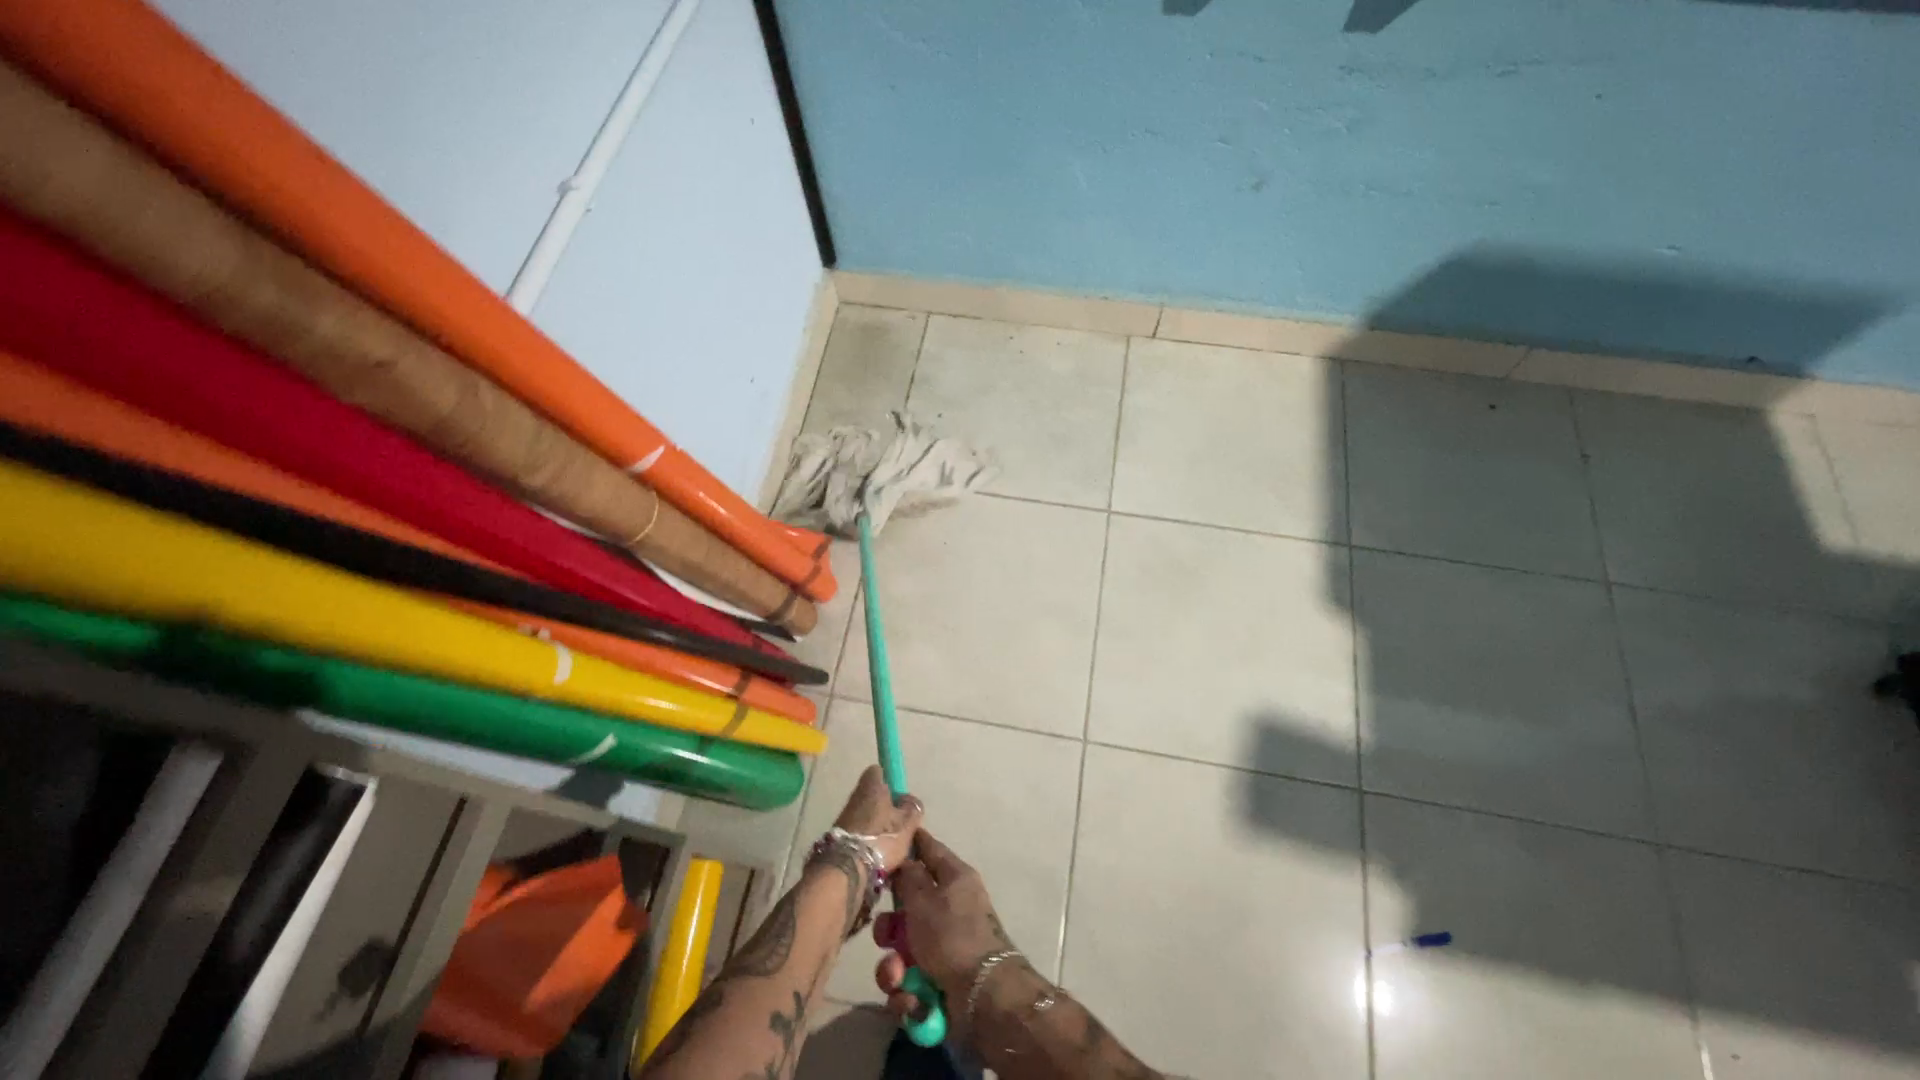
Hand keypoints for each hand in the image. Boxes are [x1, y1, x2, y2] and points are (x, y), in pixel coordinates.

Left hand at [832, 765, 922, 872]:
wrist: (846, 869)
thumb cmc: (881, 839)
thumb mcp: (908, 823)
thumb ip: (912, 807)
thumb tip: (907, 800)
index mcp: (871, 787)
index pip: (878, 770)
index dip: (890, 779)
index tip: (900, 795)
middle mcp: (854, 797)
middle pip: (872, 796)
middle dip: (886, 808)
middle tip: (901, 826)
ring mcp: (844, 818)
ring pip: (866, 817)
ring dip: (878, 827)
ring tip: (892, 847)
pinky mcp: (839, 837)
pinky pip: (859, 834)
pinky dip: (868, 841)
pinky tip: (879, 857)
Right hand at [872, 829, 1016, 1015]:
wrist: (983, 997)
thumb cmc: (952, 936)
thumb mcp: (924, 900)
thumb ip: (908, 877)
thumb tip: (904, 861)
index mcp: (955, 880)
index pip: (930, 850)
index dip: (911, 843)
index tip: (890, 839)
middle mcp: (951, 909)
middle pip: (907, 909)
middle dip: (889, 929)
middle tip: (885, 937)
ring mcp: (945, 947)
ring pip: (903, 951)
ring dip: (894, 969)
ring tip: (898, 978)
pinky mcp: (940, 981)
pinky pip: (910, 984)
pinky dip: (907, 994)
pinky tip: (911, 999)